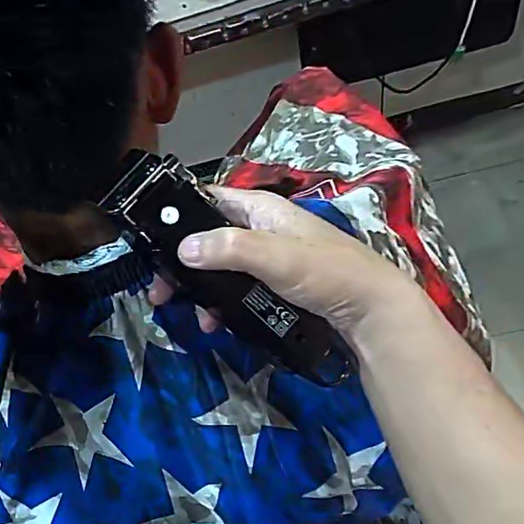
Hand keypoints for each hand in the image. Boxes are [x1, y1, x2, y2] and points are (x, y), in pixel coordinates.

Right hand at [150, 187, 429, 341]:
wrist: (371, 309)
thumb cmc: (328, 273)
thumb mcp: (277, 257)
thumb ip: (231, 250)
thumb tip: (183, 248)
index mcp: (262, 209)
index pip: (209, 199)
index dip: (178, 214)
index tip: (151, 241)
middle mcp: (262, 228)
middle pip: (209, 238)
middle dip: (183, 263)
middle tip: (161, 290)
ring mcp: (270, 258)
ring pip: (221, 267)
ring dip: (201, 289)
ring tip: (188, 314)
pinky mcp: (276, 285)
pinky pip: (238, 289)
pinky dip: (222, 304)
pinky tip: (215, 324)